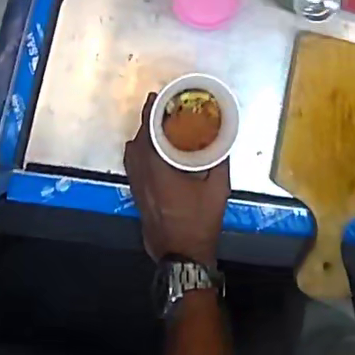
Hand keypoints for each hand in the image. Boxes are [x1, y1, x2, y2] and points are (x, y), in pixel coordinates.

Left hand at [124, 93, 229, 267]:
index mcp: (158, 169)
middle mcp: (141, 174)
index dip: (150, 113)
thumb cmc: (199, 222)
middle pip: (138, 140)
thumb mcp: (217, 191)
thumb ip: (220, 163)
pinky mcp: (136, 195)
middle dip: (146, 123)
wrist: (182, 255)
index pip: (148, 132)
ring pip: (132, 153)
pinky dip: (138, 153)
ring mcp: (136, 185)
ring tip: (155, 129)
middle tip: (159, 111)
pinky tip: (152, 153)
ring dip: (141, 138)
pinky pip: (132, 165)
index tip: (155, 98)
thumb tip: (223, 142)